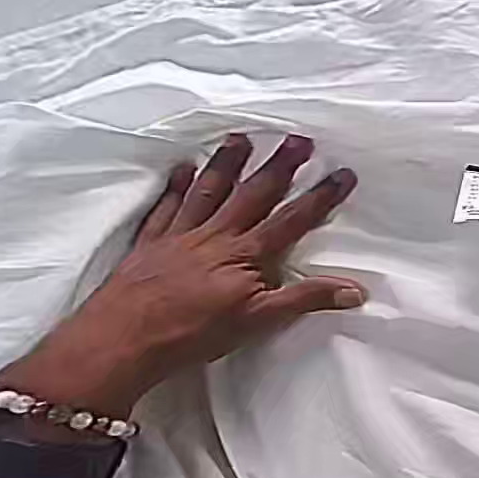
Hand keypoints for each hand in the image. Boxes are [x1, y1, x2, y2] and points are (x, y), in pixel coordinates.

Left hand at [0, 134, 364, 415]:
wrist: (123, 339)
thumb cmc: (194, 333)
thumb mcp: (259, 321)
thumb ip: (306, 300)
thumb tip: (355, 290)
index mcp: (245, 254)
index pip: (292, 220)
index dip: (321, 197)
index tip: (342, 174)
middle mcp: (215, 235)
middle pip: (253, 194)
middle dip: (279, 166)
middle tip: (298, 139)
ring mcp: (180, 235)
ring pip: (209, 190)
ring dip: (228, 163)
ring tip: (242, 138)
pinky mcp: (151, 243)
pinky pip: (167, 206)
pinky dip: (175, 186)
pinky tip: (181, 168)